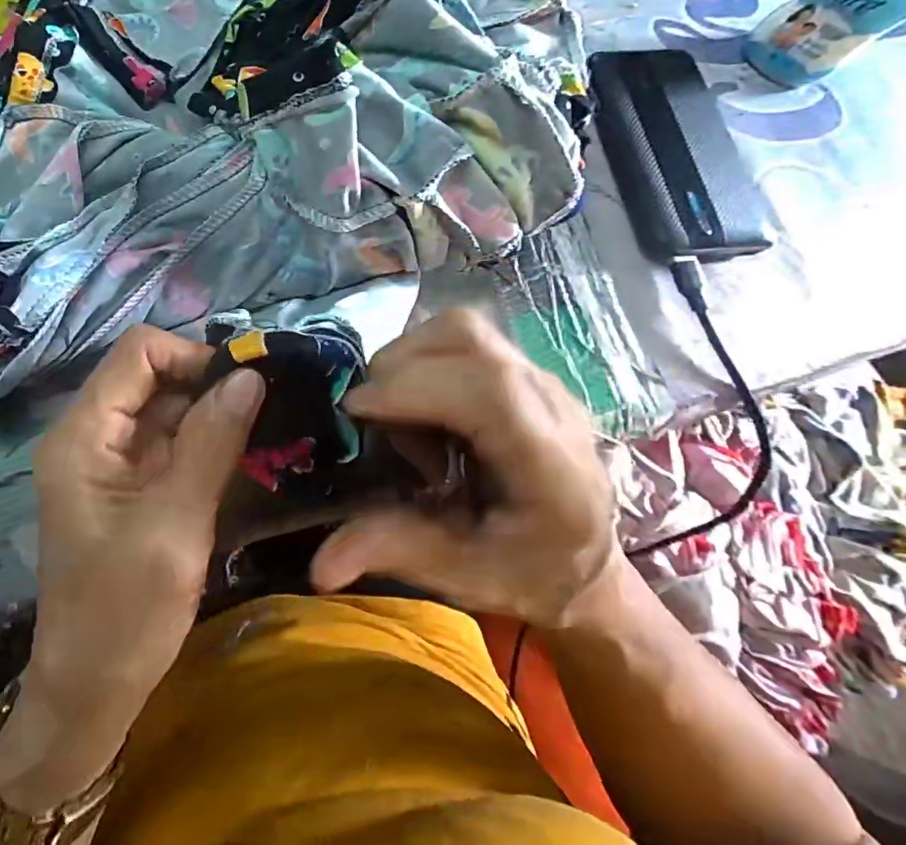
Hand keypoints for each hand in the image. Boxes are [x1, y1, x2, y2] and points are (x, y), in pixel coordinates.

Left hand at [0, 326, 262, 808]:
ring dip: (213, 415)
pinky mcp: (129, 488)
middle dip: (209, 386)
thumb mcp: (174, 525)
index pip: (138, 353)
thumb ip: (210, 444)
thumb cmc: (124, 613)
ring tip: (267, 431)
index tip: (245, 389)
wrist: (90, 691)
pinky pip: (170, 445)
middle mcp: (91, 435)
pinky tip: (245, 458)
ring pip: (166, 410)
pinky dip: (206, 444)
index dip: (192, 357)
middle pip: (152, 377)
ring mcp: (109, 462)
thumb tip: (249, 376)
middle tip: (268, 410)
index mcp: (82, 433)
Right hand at [309, 309, 620, 628]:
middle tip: (371, 419)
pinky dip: (422, 360)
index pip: (487, 390)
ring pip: (461, 328)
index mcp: (550, 465)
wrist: (586, 559)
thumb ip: (397, 552)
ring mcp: (539, 379)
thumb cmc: (530, 572)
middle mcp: (551, 404)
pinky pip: (462, 340)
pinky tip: (420, 410)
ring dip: (408, 359)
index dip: (412, 387)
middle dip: (399, 368)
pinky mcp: (522, 371)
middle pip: (468, 338)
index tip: (355, 410)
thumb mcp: (465, 576)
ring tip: (397, 415)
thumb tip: (319, 566)